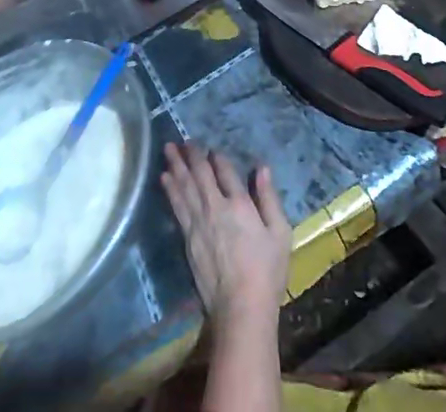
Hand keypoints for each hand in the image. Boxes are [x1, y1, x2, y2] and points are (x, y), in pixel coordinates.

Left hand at [160, 143, 291, 323]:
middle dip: (190, 156)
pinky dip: (170, 191)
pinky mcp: (188, 240)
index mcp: (239, 205)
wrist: (240, 307)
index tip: (209, 146)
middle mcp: (215, 209)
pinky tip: (165, 180)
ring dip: (175, 167)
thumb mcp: (280, 232)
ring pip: (183, 188)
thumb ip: (269, 198)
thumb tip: (262, 168)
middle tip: (180, 139)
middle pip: (199, 176)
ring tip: (167, 151)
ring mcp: (198, 224)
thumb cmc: (267, 270)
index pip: (225, 172)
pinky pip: (177, 207)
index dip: (216, 157)